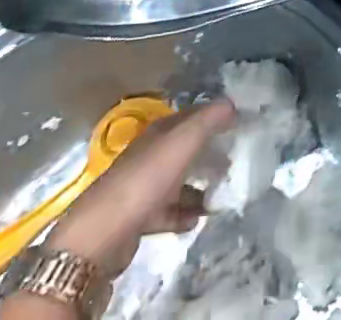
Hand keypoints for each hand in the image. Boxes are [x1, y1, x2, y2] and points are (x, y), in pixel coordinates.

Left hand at [43, 99, 236, 276]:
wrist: (100, 236)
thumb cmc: (146, 180)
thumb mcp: (183, 141)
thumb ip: (209, 120)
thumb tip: (232, 105)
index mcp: (158, 133)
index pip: (191, 116)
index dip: (215, 116)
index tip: (240, 123)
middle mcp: (149, 156)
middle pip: (185, 150)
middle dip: (210, 154)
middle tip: (235, 161)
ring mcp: (142, 188)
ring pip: (178, 182)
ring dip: (199, 188)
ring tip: (220, 195)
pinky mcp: (138, 218)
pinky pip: (168, 212)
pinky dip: (184, 214)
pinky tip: (198, 219)